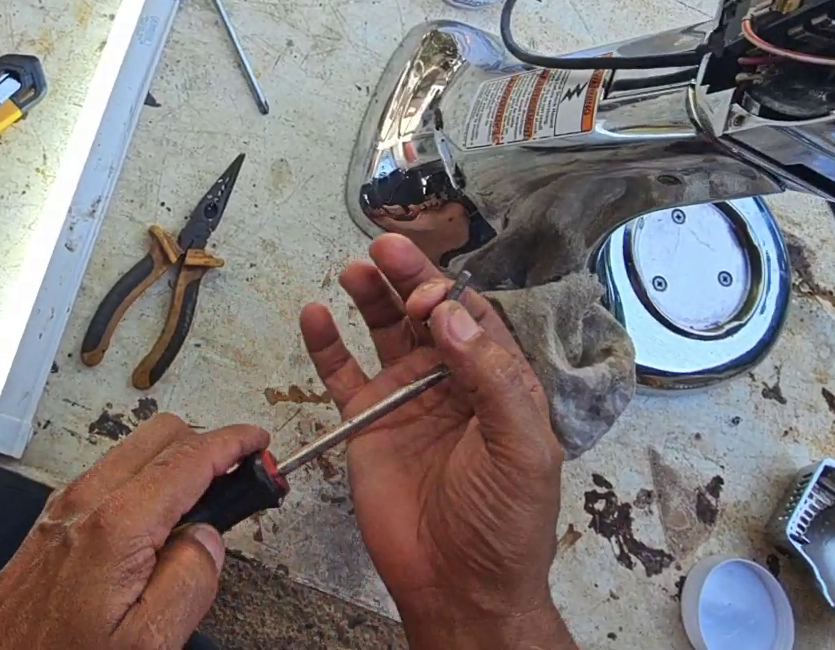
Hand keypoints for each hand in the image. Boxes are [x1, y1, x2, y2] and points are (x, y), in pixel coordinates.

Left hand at [0, 415, 267, 649]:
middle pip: (162, 434)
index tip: (257, 441)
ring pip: (137, 448)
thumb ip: (189, 583)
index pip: (188, 459)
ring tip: (204, 503)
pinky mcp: (58, 515)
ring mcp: (69, 502)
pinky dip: (149, 474)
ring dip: (178, 459)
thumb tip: (209, 538)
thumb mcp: (145, 647)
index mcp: (116, 525)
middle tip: (238, 479)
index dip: (231, 443)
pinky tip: (160, 516)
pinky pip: (115, 471)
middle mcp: (88, 499)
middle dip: (207, 445)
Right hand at [301, 234, 574, 649]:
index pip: (471, 319)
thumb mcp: (519, 450)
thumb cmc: (504, 524)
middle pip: (423, 313)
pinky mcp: (365, 418)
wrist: (457, 586)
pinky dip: (326, 343)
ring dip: (370, 297)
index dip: (449, 297)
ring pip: (381, 330)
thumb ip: (491, 380)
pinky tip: (315, 315)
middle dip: (407, 278)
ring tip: (355, 270)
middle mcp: (447, 380)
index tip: (427, 296)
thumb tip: (453, 316)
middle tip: (385, 248)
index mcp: (494, 383)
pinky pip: (340, 371)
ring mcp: (403, 396)